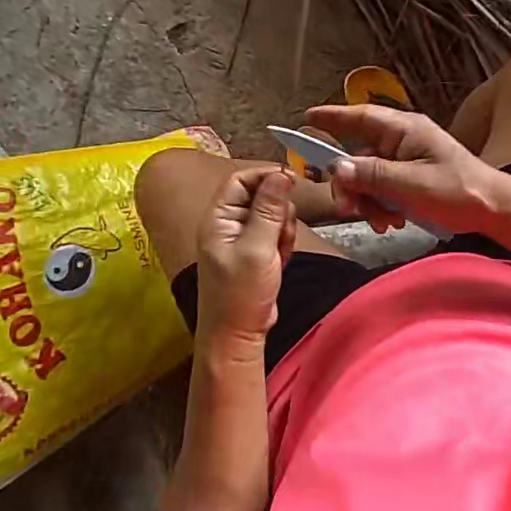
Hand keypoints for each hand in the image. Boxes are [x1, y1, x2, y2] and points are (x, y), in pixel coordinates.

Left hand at [195, 166, 297, 350]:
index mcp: (218, 218)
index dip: (266, 176)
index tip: (292, 180)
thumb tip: (280, 174)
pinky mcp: (256, 254)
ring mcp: (242, 240)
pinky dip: (283, 245)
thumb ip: (269, 209)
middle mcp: (228, 225)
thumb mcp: (258, 248)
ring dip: (283, 230)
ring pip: (272, 216)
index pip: (240, 180)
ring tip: (279, 253)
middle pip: (260, 196)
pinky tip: (280, 262)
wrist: (238, 336)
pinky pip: (276, 235)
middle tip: (283, 231)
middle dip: (278, 210)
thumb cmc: (241, 294)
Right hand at [303, 104, 503, 235]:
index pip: (359, 117)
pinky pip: (383, 189)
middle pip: (358, 156)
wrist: (494, 209)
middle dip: (351, 184)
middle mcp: (402, 140)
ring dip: (368, 201)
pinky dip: (382, 206)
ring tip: (382, 222)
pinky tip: (392, 222)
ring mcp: (407, 160)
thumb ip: (371, 174)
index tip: (306, 118)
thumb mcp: (409, 184)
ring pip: (368, 177)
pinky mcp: (412, 179)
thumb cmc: (456, 190)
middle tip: (348, 209)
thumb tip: (336, 168)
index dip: (331, 117)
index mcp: (403, 130)